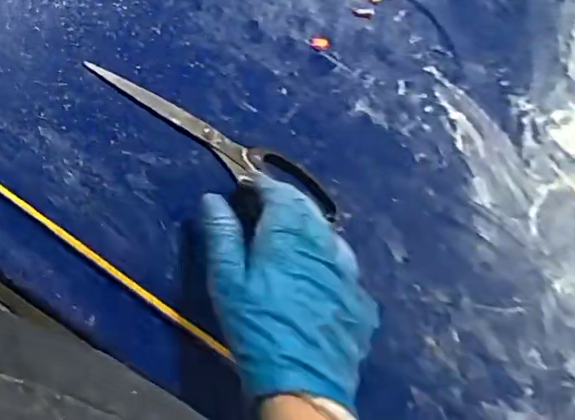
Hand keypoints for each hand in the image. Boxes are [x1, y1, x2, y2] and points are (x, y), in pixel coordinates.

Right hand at [201, 175, 378, 411]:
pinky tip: (314, 272)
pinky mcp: (361, 303)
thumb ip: (221, 233)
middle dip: (284, 199)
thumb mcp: (226, 280)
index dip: (260, 183)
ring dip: (307, 225)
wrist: (303, 390)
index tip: (244, 186)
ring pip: (329, 233)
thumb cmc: (257, 328)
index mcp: (288, 235)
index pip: (278, 192)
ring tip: (287, 236)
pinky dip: (326, 257)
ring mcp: (347, 275)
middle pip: (306, 207)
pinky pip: (344, 265)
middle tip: (261, 206)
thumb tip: (213, 198)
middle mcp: (322, 246)